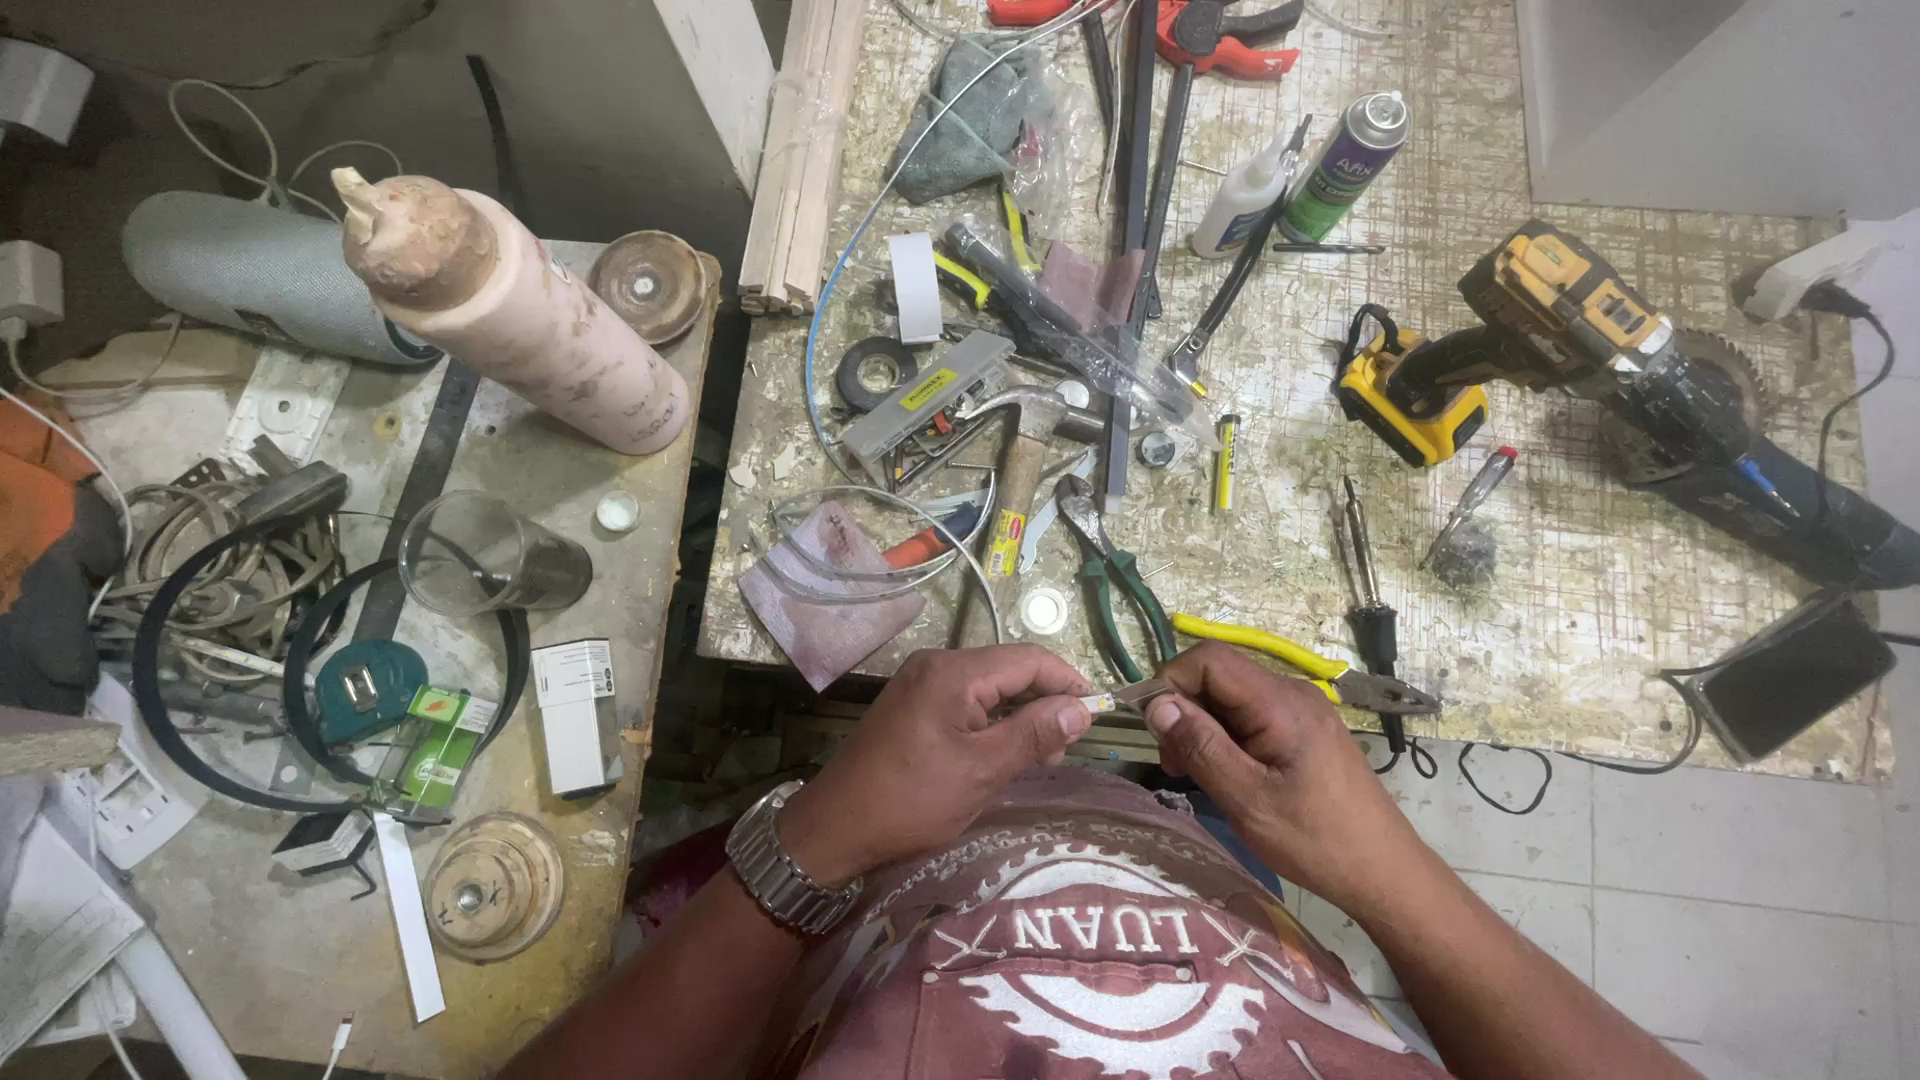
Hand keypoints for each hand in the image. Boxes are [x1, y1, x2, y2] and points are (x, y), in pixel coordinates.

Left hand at [779, 645, 1094, 884]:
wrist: (834, 828)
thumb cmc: (911, 800)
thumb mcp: (981, 771)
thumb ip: (1034, 734)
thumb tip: (1082, 709)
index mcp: (953, 672)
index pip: (1028, 659)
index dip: (1068, 681)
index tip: (1096, 713)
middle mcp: (937, 664)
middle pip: (1008, 668)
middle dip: (1044, 701)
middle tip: (1062, 749)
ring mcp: (921, 681)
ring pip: (989, 686)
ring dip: (1019, 714)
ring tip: (1038, 756)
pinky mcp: (913, 703)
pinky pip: (966, 699)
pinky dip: (992, 720)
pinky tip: (1003, 751)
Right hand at [1146, 641, 1436, 917]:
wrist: (1384, 873)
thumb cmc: (1316, 841)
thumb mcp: (1248, 799)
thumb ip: (1201, 746)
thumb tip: (1156, 704)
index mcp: (1281, 703)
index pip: (1208, 659)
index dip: (1171, 682)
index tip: (1155, 729)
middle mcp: (1290, 692)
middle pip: (1216, 674)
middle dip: (1182, 709)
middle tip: (1173, 762)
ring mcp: (1299, 708)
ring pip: (1228, 695)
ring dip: (1199, 725)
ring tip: (1192, 772)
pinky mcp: (1300, 727)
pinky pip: (1247, 713)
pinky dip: (1222, 735)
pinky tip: (1220, 771)